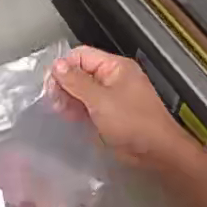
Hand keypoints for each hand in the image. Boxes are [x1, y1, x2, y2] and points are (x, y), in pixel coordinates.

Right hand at [47, 46, 193, 167]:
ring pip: (81, 89)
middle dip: (64, 84)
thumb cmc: (132, 122)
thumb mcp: (100, 100)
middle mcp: (113, 77)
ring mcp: (111, 95)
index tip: (51, 85)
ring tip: (61, 111)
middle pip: (79, 72)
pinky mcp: (108, 111)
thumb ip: (76, 81)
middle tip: (54, 100)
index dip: (64, 67)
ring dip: (68, 98)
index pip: (81, 55)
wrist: (156, 150)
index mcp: (115, 67)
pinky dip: (77, 108)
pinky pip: (87, 103)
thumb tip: (57, 65)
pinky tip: (70, 116)